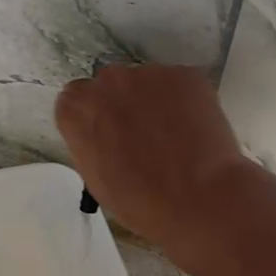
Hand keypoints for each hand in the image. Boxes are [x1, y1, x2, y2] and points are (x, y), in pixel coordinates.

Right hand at [54, 63, 257, 262]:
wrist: (196, 198)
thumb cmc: (141, 202)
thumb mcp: (98, 178)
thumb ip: (93, 145)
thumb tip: (108, 138)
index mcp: (76, 108)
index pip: (79, 101)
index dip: (99, 119)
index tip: (113, 136)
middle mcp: (108, 81)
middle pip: (114, 86)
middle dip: (128, 105)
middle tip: (148, 137)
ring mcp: (149, 73)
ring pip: (151, 84)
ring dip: (159, 103)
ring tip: (178, 138)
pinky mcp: (187, 75)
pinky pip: (183, 86)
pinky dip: (189, 103)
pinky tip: (198, 132)